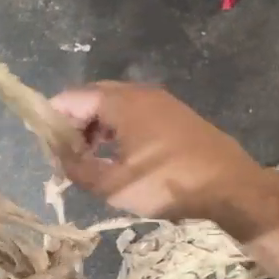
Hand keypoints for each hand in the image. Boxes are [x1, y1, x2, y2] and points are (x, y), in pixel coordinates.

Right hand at [48, 82, 266, 220]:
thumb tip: (59, 158)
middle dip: (73, 125)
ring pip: (114, 106)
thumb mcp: (114, 185)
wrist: (231, 186)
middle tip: (68, 157)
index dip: (52, 122)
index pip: (70, 98)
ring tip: (92, 161)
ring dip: (96, 129)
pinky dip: (118, 130)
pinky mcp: (175, 115)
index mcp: (120, 102)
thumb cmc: (167, 184)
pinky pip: (134, 114)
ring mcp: (160, 101)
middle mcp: (139, 92)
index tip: (48, 151)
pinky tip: (122, 158)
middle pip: (91, 98)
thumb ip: (78, 169)